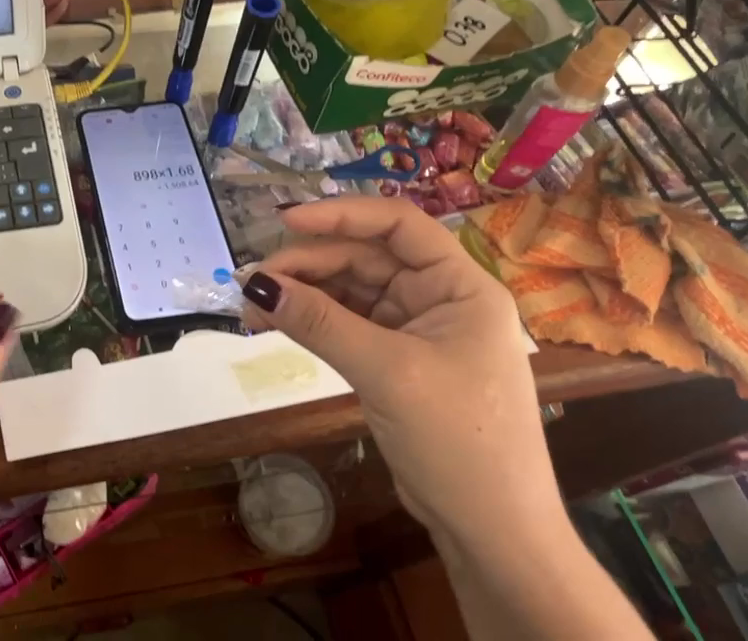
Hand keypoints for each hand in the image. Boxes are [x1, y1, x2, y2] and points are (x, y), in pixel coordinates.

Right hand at [240, 198, 559, 543]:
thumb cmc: (459, 440)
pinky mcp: (396, 360)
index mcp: (461, 286)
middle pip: (366, 258)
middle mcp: (441, 298)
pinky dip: (312, 321)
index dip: (342, 215)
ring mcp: (417, 330)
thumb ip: (320, 322)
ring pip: (350, 291)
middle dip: (309, 264)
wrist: (493, 532)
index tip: (286, 221)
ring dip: (303, 293)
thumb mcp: (387, 372)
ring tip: (254, 307)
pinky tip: (276, 323)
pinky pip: (347, 324)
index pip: (399, 226)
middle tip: (254, 283)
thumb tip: (255, 285)